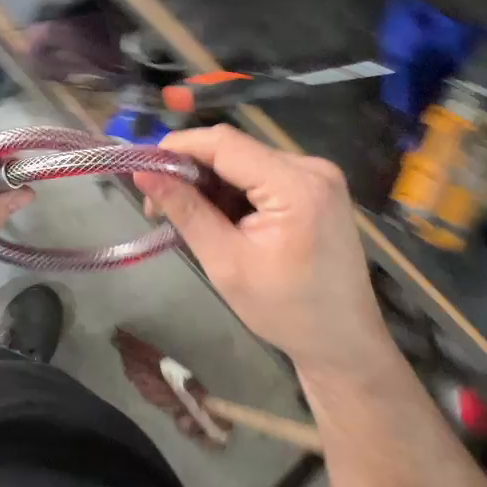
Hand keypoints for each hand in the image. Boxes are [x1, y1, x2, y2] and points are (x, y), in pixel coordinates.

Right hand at [133, 125, 392, 379]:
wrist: (345, 343)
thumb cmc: (286, 311)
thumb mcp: (226, 263)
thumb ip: (185, 210)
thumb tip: (141, 172)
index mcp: (296, 186)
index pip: (223, 143)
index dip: (177, 148)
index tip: (141, 170)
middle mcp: (311, 167)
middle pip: (232, 148)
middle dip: (190, 169)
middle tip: (158, 203)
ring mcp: (316, 174)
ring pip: (242, 158)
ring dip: (209, 181)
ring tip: (187, 216)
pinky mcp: (314, 185)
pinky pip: (259, 170)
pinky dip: (232, 188)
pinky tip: (219, 217)